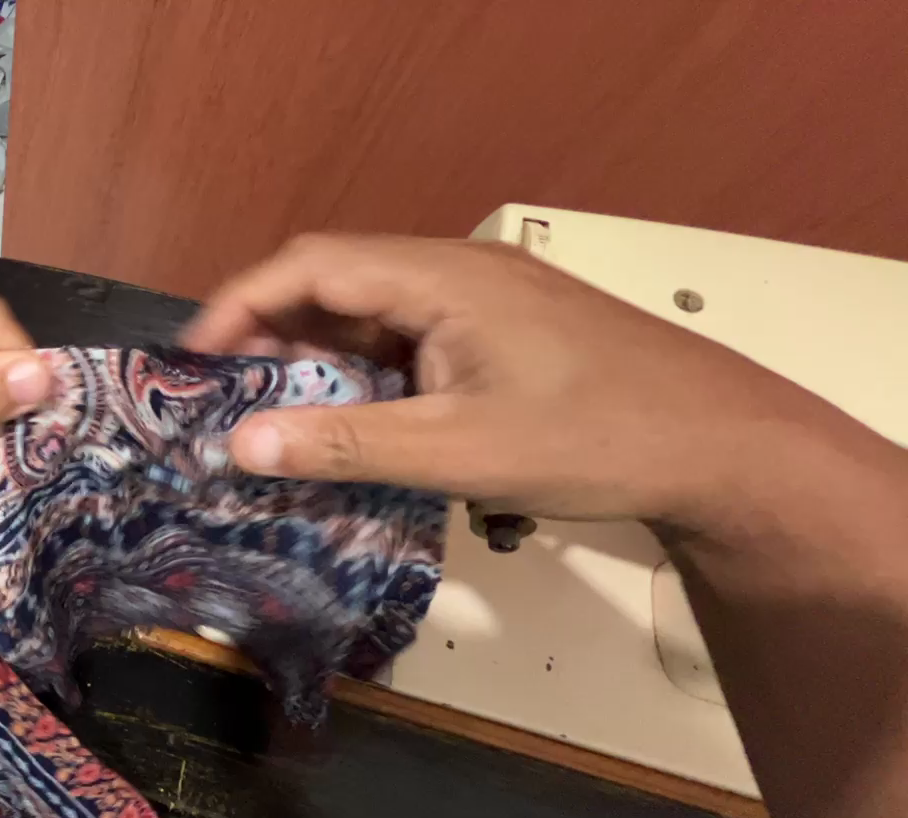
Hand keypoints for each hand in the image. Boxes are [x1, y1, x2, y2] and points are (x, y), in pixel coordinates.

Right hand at [181, 235, 864, 534]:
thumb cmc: (592, 439)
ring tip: (258, 409)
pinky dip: (342, 375)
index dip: (239, 305)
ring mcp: (465, 306)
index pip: (312, 266)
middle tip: (217, 392)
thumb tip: (237, 444)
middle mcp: (447, 277)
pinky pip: (387, 343)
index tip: (191, 358)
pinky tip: (327, 417)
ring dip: (300, 357)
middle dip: (261, 333)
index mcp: (440, 280)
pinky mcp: (478, 337)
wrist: (724, 453)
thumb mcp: (455, 452)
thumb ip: (341, 445)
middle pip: (326, 283)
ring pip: (355, 316)